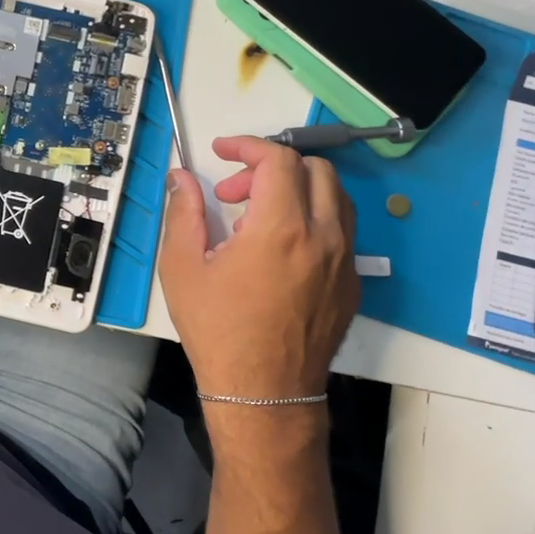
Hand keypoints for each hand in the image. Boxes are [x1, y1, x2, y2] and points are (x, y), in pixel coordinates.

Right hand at [158, 136, 358, 401]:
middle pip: (315, 171)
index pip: (278, 161)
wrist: (263, 387)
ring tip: (257, 216)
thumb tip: (183, 178)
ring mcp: (345, 260)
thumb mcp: (182, 267)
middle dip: (271, 168)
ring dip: (296, 190)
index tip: (221, 151)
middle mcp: (323, 236)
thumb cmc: (215, 327)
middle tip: (232, 193)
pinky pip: (342, 230)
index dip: (248, 146)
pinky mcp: (352, 281)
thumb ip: (185, 213)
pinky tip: (278, 247)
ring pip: (336, 197)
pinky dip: (312, 218)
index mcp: (280, 229)